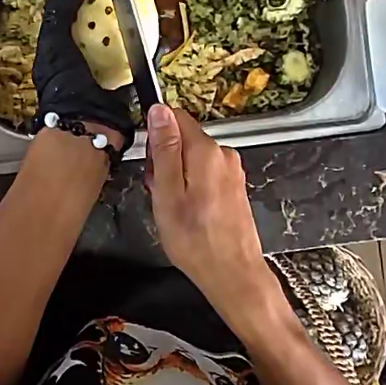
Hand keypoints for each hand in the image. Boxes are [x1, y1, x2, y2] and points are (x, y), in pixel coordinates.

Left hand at [35, 0, 136, 149]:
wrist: (90, 124)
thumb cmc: (65, 89)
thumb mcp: (54, 43)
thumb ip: (60, 13)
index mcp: (58, 55)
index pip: (69, 22)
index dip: (80, 5)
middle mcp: (80, 66)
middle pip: (95, 33)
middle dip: (107, 19)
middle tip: (119, 2)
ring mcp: (102, 77)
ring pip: (117, 48)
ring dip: (128, 35)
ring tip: (137, 19)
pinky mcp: (123, 87)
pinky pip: (135, 65)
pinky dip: (143, 54)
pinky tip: (150, 44)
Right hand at [144, 104, 282, 329]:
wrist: (233, 273)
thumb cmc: (195, 240)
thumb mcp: (167, 192)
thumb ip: (164, 148)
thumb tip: (159, 110)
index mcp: (206, 151)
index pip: (176, 117)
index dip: (156, 137)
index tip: (151, 164)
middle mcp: (224, 154)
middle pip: (184, 138)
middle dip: (166, 160)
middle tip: (160, 193)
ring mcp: (232, 171)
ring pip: (192, 158)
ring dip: (177, 176)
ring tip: (174, 208)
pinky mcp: (234, 186)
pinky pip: (205, 174)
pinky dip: (192, 187)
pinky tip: (189, 213)